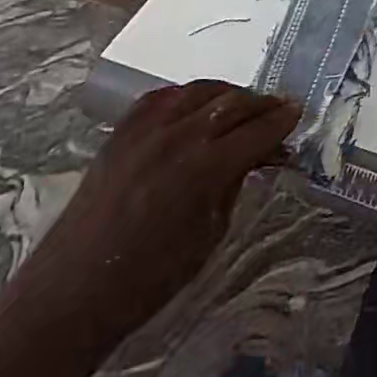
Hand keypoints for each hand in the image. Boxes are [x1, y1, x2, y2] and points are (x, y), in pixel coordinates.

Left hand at [12, 81, 298, 338]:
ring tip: (243, 102)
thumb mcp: (209, 234)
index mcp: (204, 168)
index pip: (255, 132)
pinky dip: (186, 95)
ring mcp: (145, 128)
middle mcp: (177, 136)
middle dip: (260, 103)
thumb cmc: (151, 276)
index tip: (297, 111)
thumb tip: (255, 158)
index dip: (280, 120)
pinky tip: (196, 103)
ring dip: (226, 93)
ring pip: (196, 92)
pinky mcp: (122, 129)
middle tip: (279, 105)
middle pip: (230, 104)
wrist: (78, 285)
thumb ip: (233, 185)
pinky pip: (161, 97)